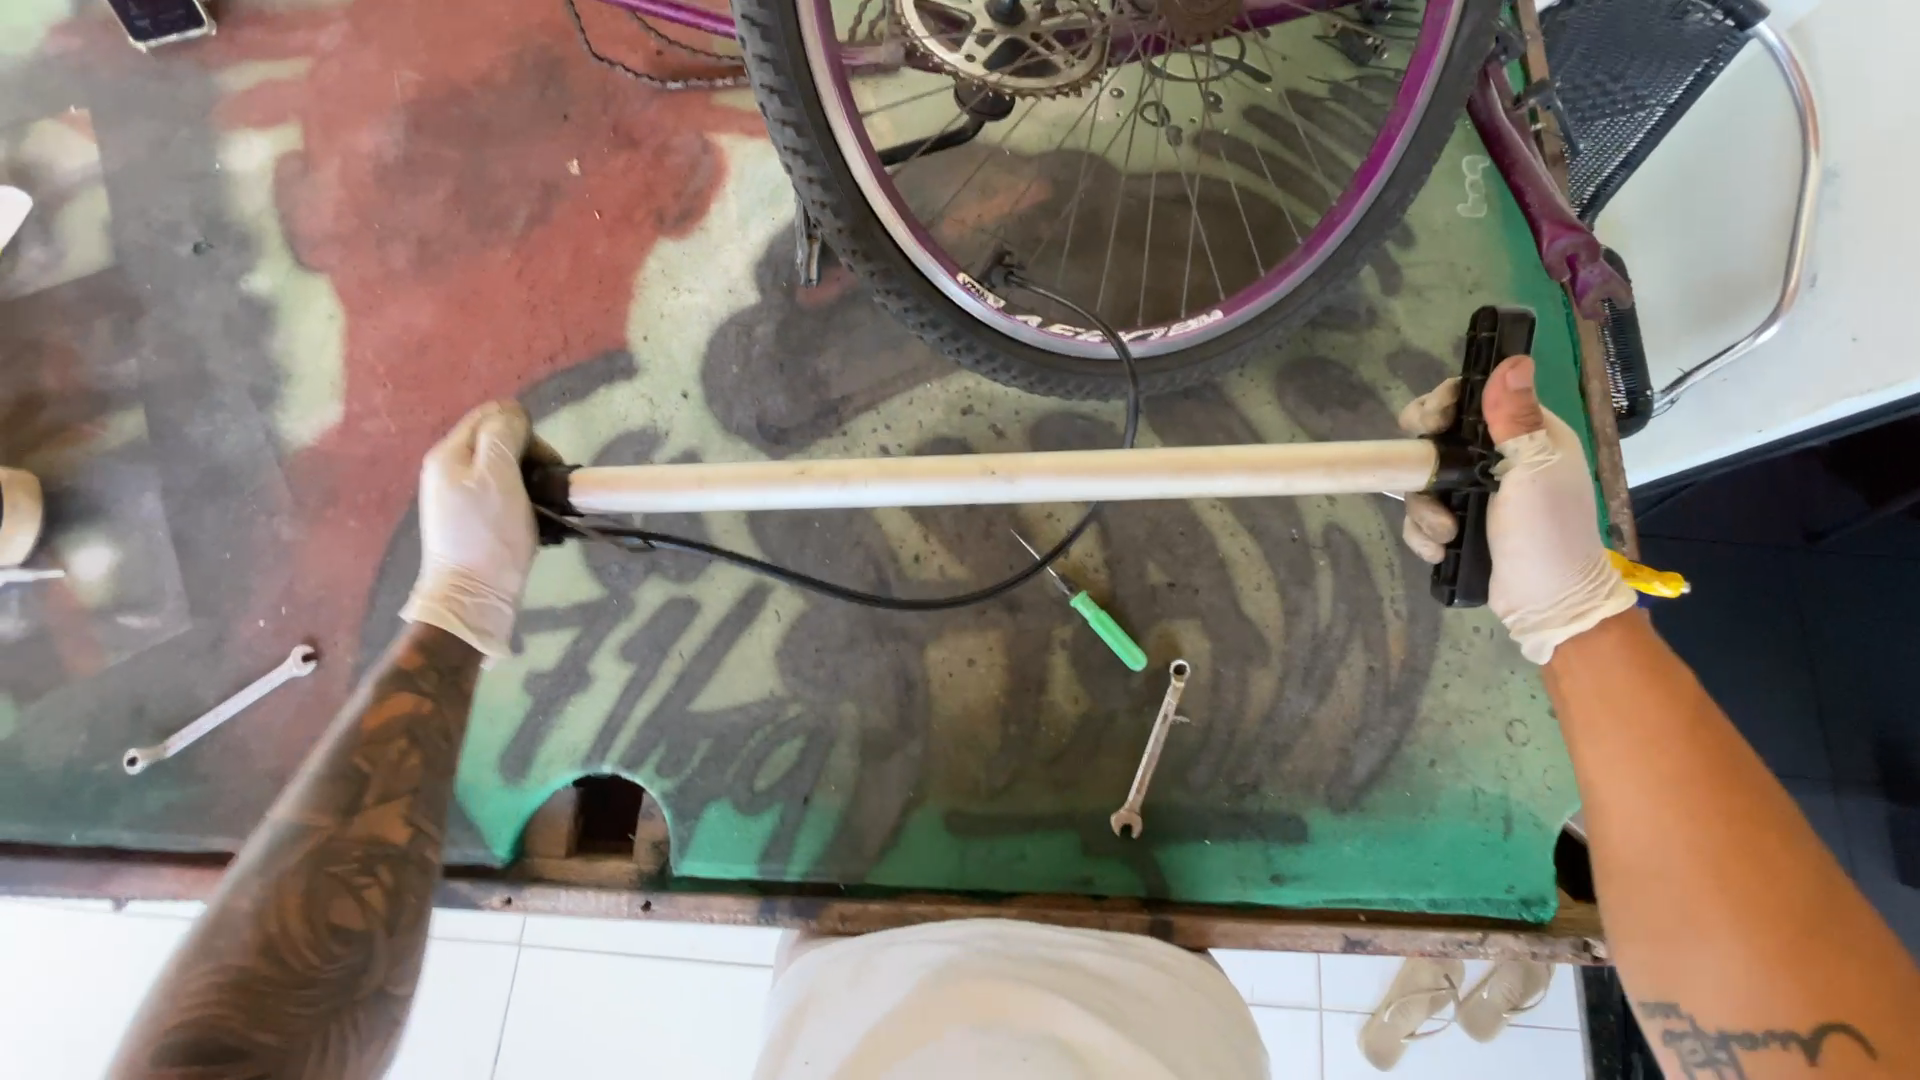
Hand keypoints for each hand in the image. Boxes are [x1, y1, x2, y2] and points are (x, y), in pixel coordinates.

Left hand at [399, 402, 538, 659]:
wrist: (472, 595)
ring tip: (545, 506)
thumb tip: (514, 412)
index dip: (527, 432)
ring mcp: (457, 496)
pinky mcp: (471, 520)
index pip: (493, 415)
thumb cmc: (490, 535)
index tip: (547, 463)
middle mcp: (448, 469)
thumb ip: (504, 436)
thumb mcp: (498, 476)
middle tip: (550, 486)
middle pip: (498, 440)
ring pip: (504, 468)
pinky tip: (535, 520)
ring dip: (531, 480)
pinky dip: (524, 500)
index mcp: (449, 453)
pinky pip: (502, 493)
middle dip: (531, 456)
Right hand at [1398, 356, 1635, 663]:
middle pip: (1434, 439)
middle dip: (1422, 463)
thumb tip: (1511, 359)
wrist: (1546, 602)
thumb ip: (1514, 418)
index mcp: (1526, 436)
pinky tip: (1442, 550)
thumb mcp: (1533, 470)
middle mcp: (1496, 458)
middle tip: (1424, 480)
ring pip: (1421, 482)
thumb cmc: (1547, 532)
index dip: (1441, 405)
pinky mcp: (1457, 524)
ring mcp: (1474, 493)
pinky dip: (1424, 534)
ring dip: (1424, 510)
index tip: (1428, 424)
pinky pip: (1420, 516)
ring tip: (1445, 534)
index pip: (1471, 398)